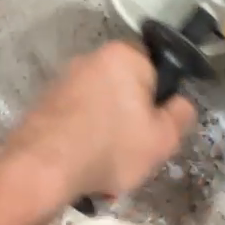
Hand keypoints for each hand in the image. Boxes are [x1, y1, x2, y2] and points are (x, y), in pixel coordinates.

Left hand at [0, 41, 196, 206]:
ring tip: (107, 167)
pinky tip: (84, 167)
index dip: (161, 99)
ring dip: (109, 136)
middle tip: (135, 152)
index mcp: (124, 56)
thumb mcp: (164, 139)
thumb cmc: (112, 148)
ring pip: (102, 110)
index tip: (157, 127)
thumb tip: (180, 103)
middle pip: (126, 90)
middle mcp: (90, 59)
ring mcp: (63, 81)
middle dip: (132, 120)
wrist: (42, 168)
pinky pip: (78, 122)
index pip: (156, 67)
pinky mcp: (44, 104)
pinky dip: (85, 142)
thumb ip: (182, 115)